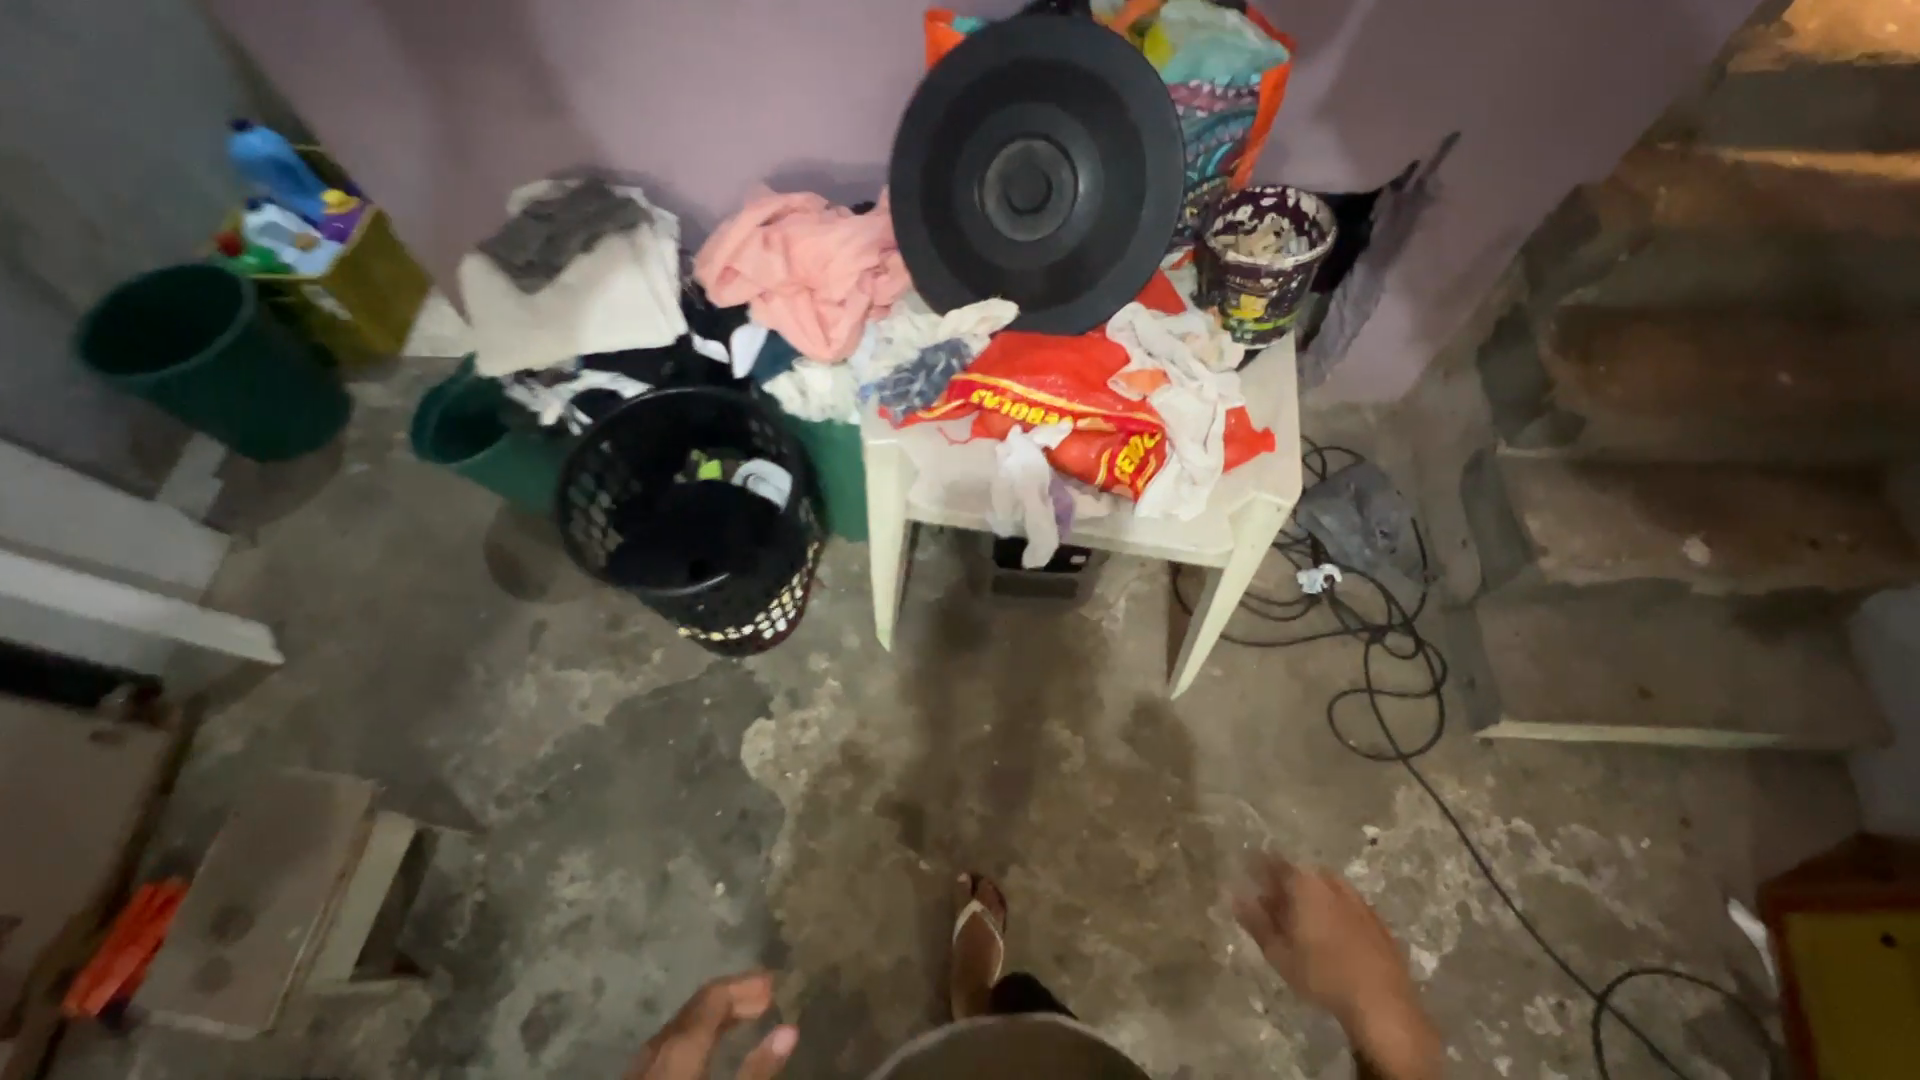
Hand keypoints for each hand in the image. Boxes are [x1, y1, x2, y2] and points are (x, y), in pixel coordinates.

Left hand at [626, 972, 796, 1079]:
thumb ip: (757, 1070)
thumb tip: (789, 1031)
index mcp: (680, 1048)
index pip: (713, 997)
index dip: (744, 985)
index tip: (774, 985)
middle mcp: (656, 1049)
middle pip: (695, 1009)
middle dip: (732, 999)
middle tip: (765, 999)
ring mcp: (640, 1069)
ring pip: (680, 1027)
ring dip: (714, 1018)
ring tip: (745, 1020)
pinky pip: (669, 1046)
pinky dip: (696, 1037)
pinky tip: (708, 1051)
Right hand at [1234, 856, 1441, 1079]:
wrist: (1381, 1003)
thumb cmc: (1321, 975)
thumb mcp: (1278, 952)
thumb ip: (1255, 921)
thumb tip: (1235, 897)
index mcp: (1305, 884)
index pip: (1273, 863)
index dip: (1257, 865)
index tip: (1245, 872)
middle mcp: (1331, 883)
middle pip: (1300, 873)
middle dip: (1283, 882)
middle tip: (1269, 901)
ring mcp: (1357, 900)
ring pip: (1324, 887)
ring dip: (1308, 895)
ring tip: (1297, 918)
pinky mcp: (1376, 920)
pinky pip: (1344, 903)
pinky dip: (1330, 909)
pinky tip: (1327, 933)